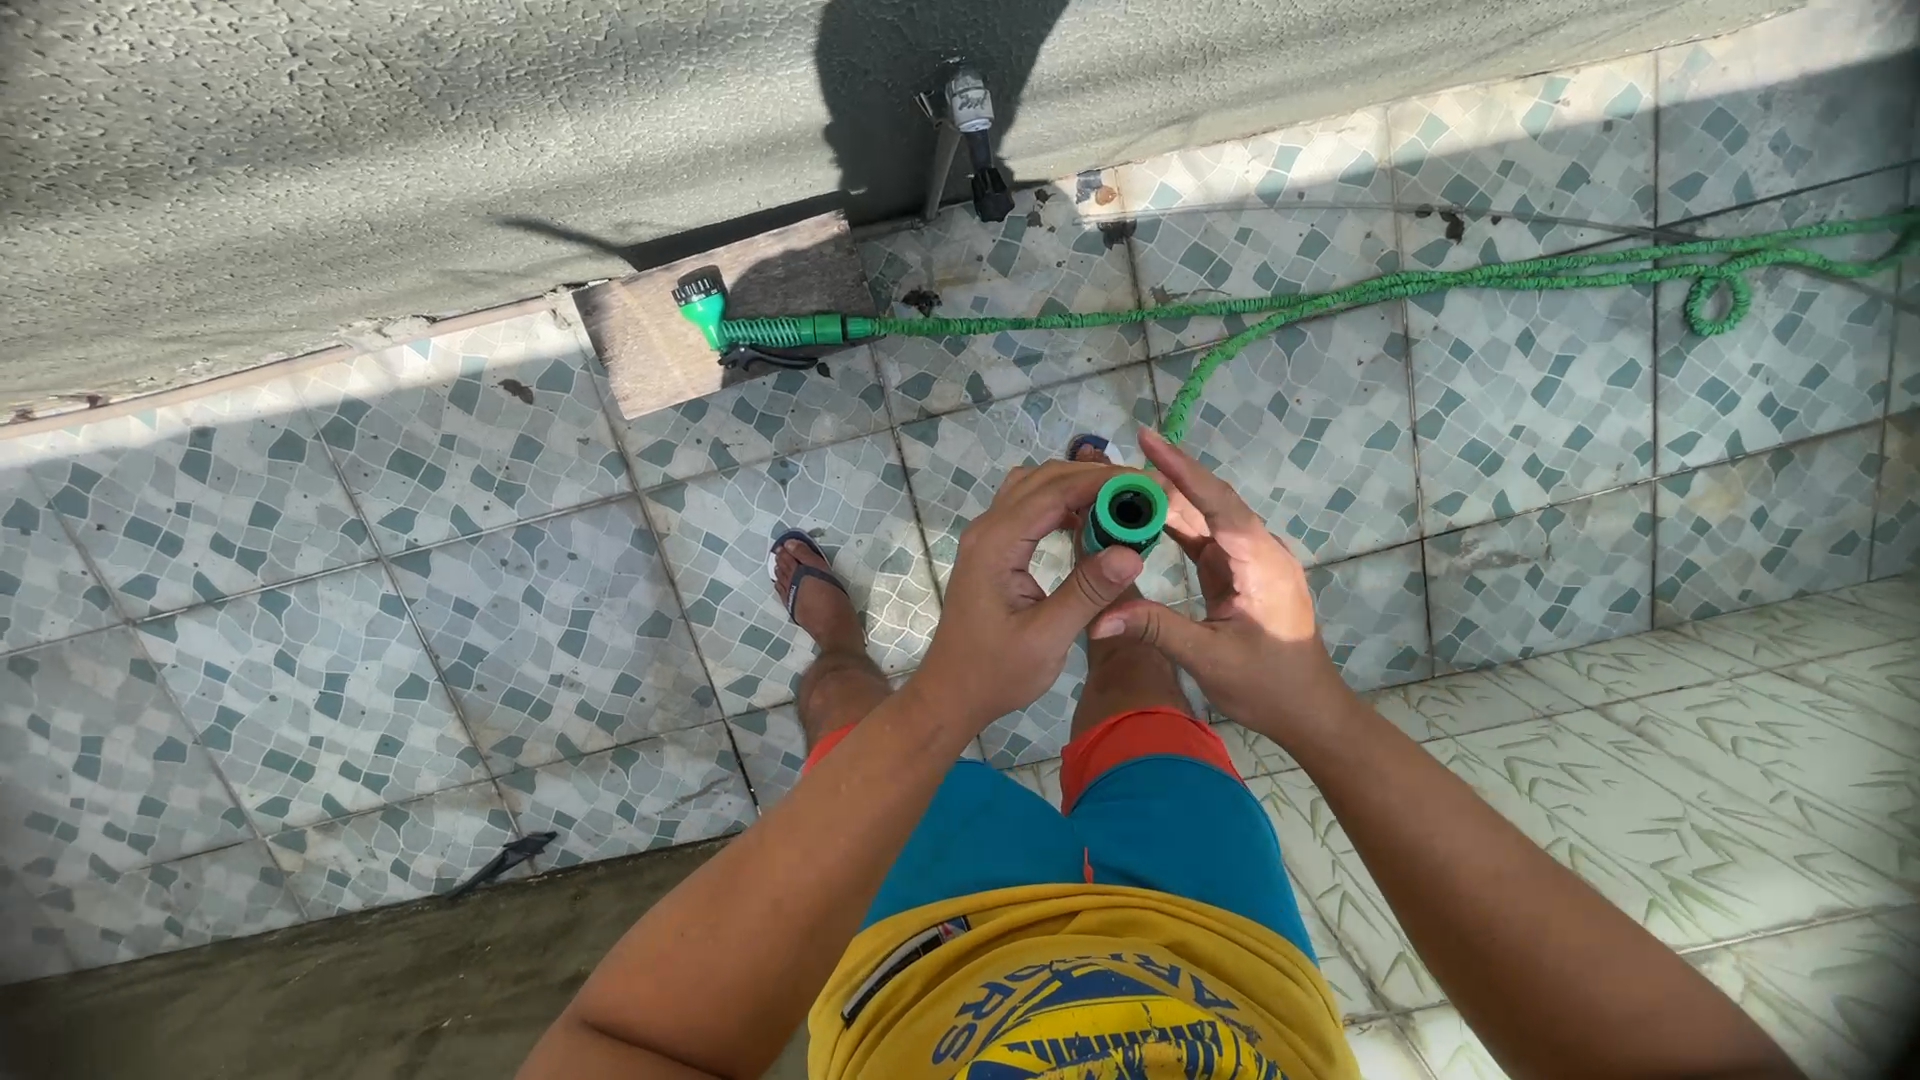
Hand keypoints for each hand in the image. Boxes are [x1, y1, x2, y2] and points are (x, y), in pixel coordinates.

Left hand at [914, 460, 1145, 727]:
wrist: (952, 693)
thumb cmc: (996, 673)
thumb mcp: (1047, 638)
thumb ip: (1087, 592)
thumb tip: (1132, 552)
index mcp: (996, 545)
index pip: (1054, 492)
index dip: (1103, 482)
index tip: (1147, 483)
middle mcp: (986, 530)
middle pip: (1042, 479)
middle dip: (1093, 477)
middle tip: (1142, 489)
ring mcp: (986, 538)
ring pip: (1033, 488)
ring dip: (1075, 486)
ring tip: (1120, 501)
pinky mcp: (992, 550)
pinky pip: (1028, 509)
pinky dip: (1060, 504)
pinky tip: (1088, 522)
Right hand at [1090, 427, 1350, 734]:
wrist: (1310, 711)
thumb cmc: (1269, 686)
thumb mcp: (1209, 658)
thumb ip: (1155, 629)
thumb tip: (1097, 619)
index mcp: (1259, 561)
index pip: (1216, 502)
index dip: (1180, 469)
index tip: (1147, 438)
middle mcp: (1259, 551)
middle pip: (1210, 502)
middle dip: (1166, 480)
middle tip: (1116, 467)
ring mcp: (1251, 562)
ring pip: (1206, 519)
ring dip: (1168, 503)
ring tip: (1122, 488)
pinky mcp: (1241, 575)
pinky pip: (1205, 541)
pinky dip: (1175, 528)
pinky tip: (1145, 521)